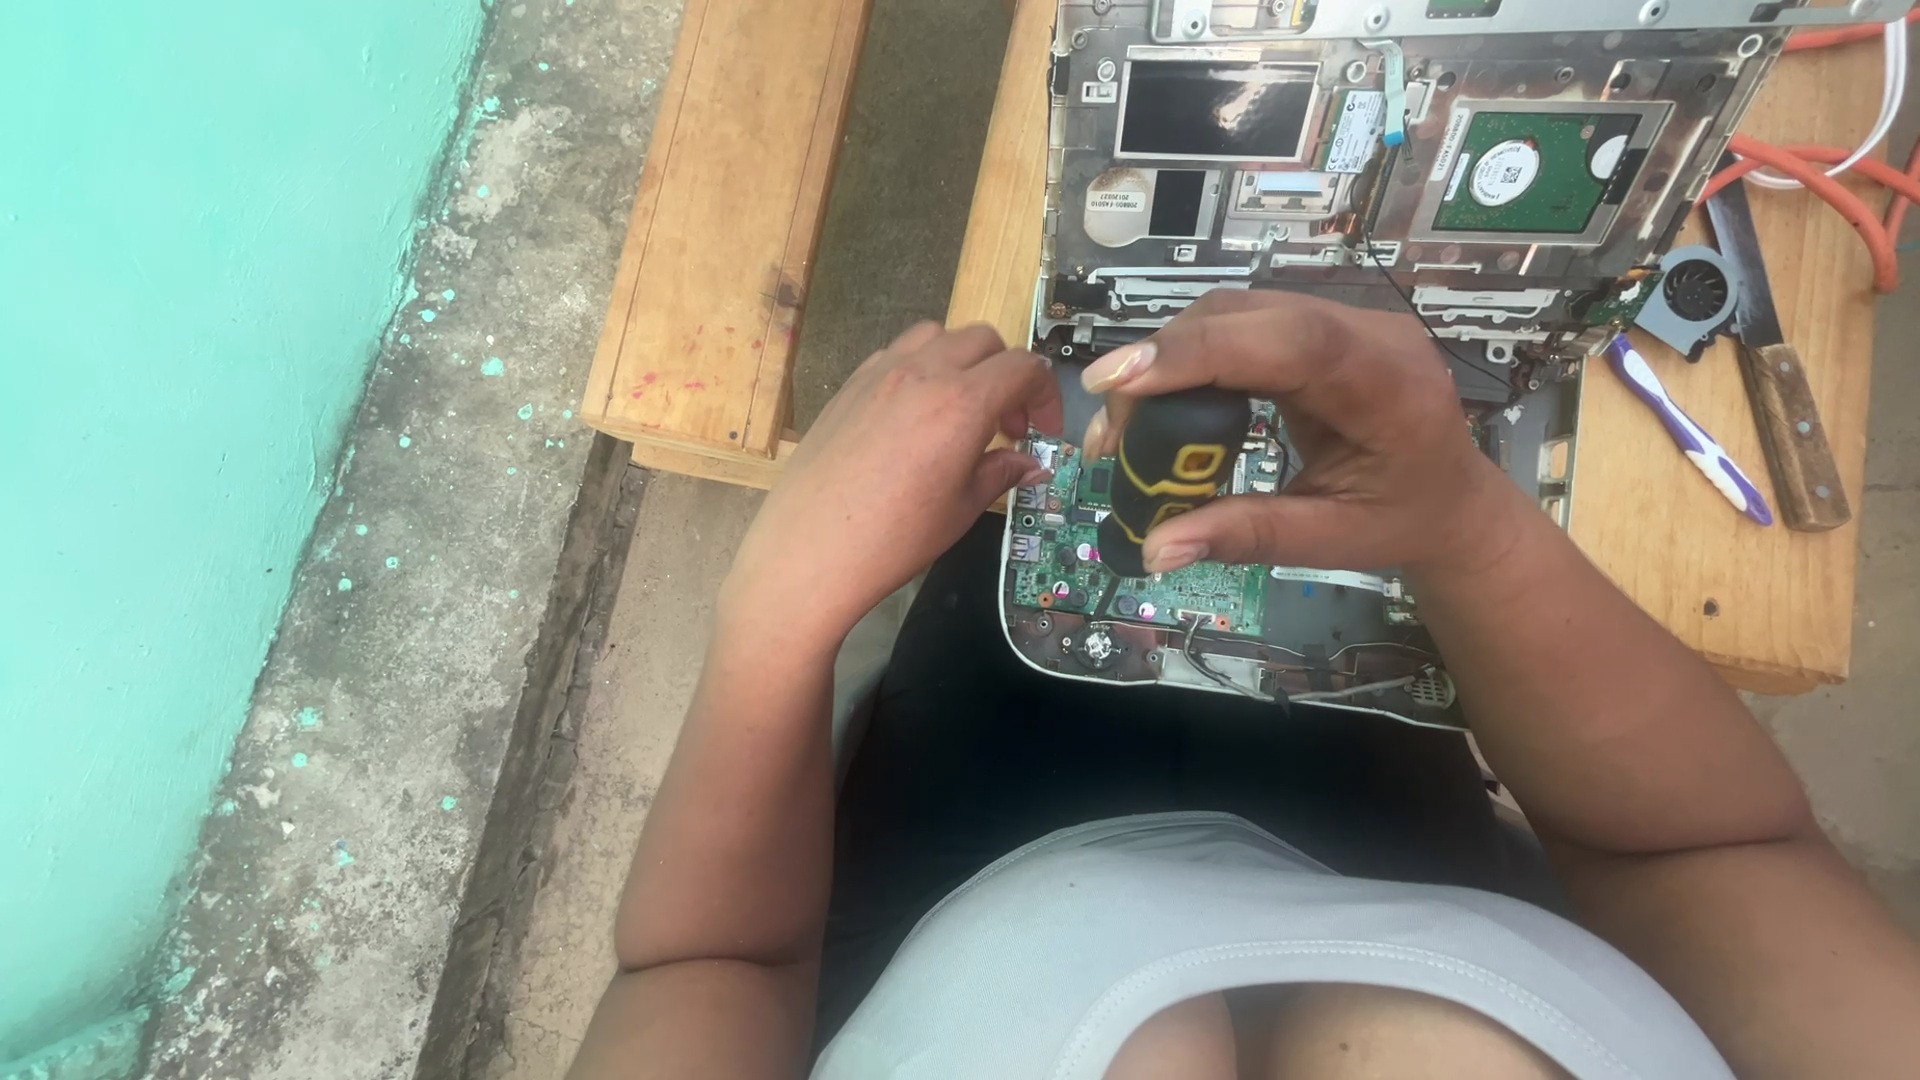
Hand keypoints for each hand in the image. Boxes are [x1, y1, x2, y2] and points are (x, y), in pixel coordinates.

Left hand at [719, 322, 1061, 647]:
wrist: (810, 551)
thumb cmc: (894, 539)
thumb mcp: (961, 509)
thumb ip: (1000, 473)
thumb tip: (1030, 464)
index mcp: (961, 403)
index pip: (1023, 368)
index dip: (1045, 396)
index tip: (1041, 433)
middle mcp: (922, 372)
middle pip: (984, 341)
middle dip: (1007, 375)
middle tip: (1006, 426)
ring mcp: (879, 373)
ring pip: (937, 336)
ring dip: (963, 362)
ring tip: (960, 410)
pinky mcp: (849, 385)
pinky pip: (896, 354)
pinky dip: (921, 369)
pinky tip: (914, 415)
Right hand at [1079, 291, 1530, 576]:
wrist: (1450, 497)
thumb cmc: (1400, 521)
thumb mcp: (1330, 541)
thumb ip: (1246, 536)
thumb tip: (1155, 549)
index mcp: (1390, 387)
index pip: (1291, 344)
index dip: (1199, 354)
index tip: (1118, 381)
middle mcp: (1367, 333)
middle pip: (1244, 315)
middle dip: (1163, 363)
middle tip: (1110, 432)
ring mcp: (1339, 322)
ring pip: (1231, 312)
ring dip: (1167, 361)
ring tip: (1126, 426)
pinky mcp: (1312, 328)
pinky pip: (1236, 326)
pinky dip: (1187, 361)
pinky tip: (1162, 402)